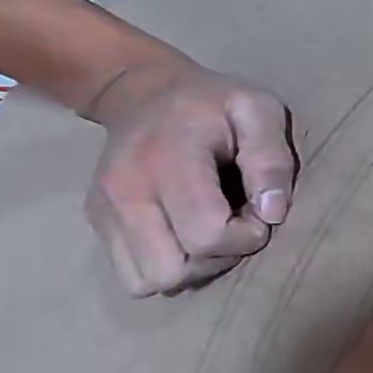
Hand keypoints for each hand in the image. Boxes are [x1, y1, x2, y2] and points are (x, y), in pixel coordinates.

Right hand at [84, 56, 296, 296]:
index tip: (260, 210)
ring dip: (194, 268)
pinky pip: (135, 276)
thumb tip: (272, 213)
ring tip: (214, 231)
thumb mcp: (259, 112)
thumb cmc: (215, 105)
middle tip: (237, 222)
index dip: (248, 235)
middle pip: (175, 268)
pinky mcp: (99, 224)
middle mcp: (124, 192)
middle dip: (221, 257)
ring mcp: (105, 211)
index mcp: (167, 162)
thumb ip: (271, 158)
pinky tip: (189, 237)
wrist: (143, 92)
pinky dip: (169, 267)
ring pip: (150, 281)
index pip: (207, 236)